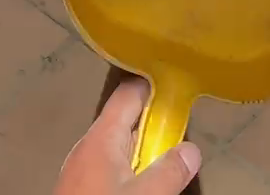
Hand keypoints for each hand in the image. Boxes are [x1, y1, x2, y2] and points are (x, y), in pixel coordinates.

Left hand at [55, 80, 201, 194]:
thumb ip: (170, 172)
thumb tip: (192, 149)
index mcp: (101, 136)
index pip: (130, 91)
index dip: (156, 85)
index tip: (181, 89)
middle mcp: (87, 146)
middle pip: (125, 121)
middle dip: (153, 126)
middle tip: (179, 136)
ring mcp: (79, 170)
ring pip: (118, 148)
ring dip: (142, 154)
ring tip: (164, 165)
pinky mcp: (78, 190)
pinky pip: (108, 170)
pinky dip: (127, 173)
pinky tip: (140, 189)